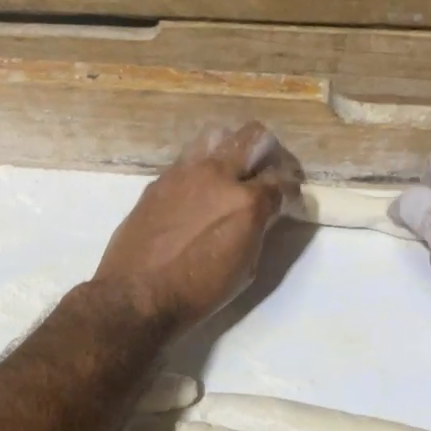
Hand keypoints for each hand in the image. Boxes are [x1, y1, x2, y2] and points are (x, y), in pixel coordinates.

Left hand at [93, 121, 302, 330]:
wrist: (138, 295)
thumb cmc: (198, 293)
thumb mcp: (245, 270)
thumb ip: (258, 232)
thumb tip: (262, 217)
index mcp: (247, 203)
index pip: (283, 181)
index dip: (292, 191)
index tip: (290, 201)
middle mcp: (218, 176)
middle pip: (254, 136)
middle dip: (270, 152)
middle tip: (269, 172)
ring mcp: (185, 172)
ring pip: (218, 135)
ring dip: (232, 149)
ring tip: (233, 172)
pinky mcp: (160, 179)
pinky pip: (189, 158)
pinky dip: (204, 167)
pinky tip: (201, 190)